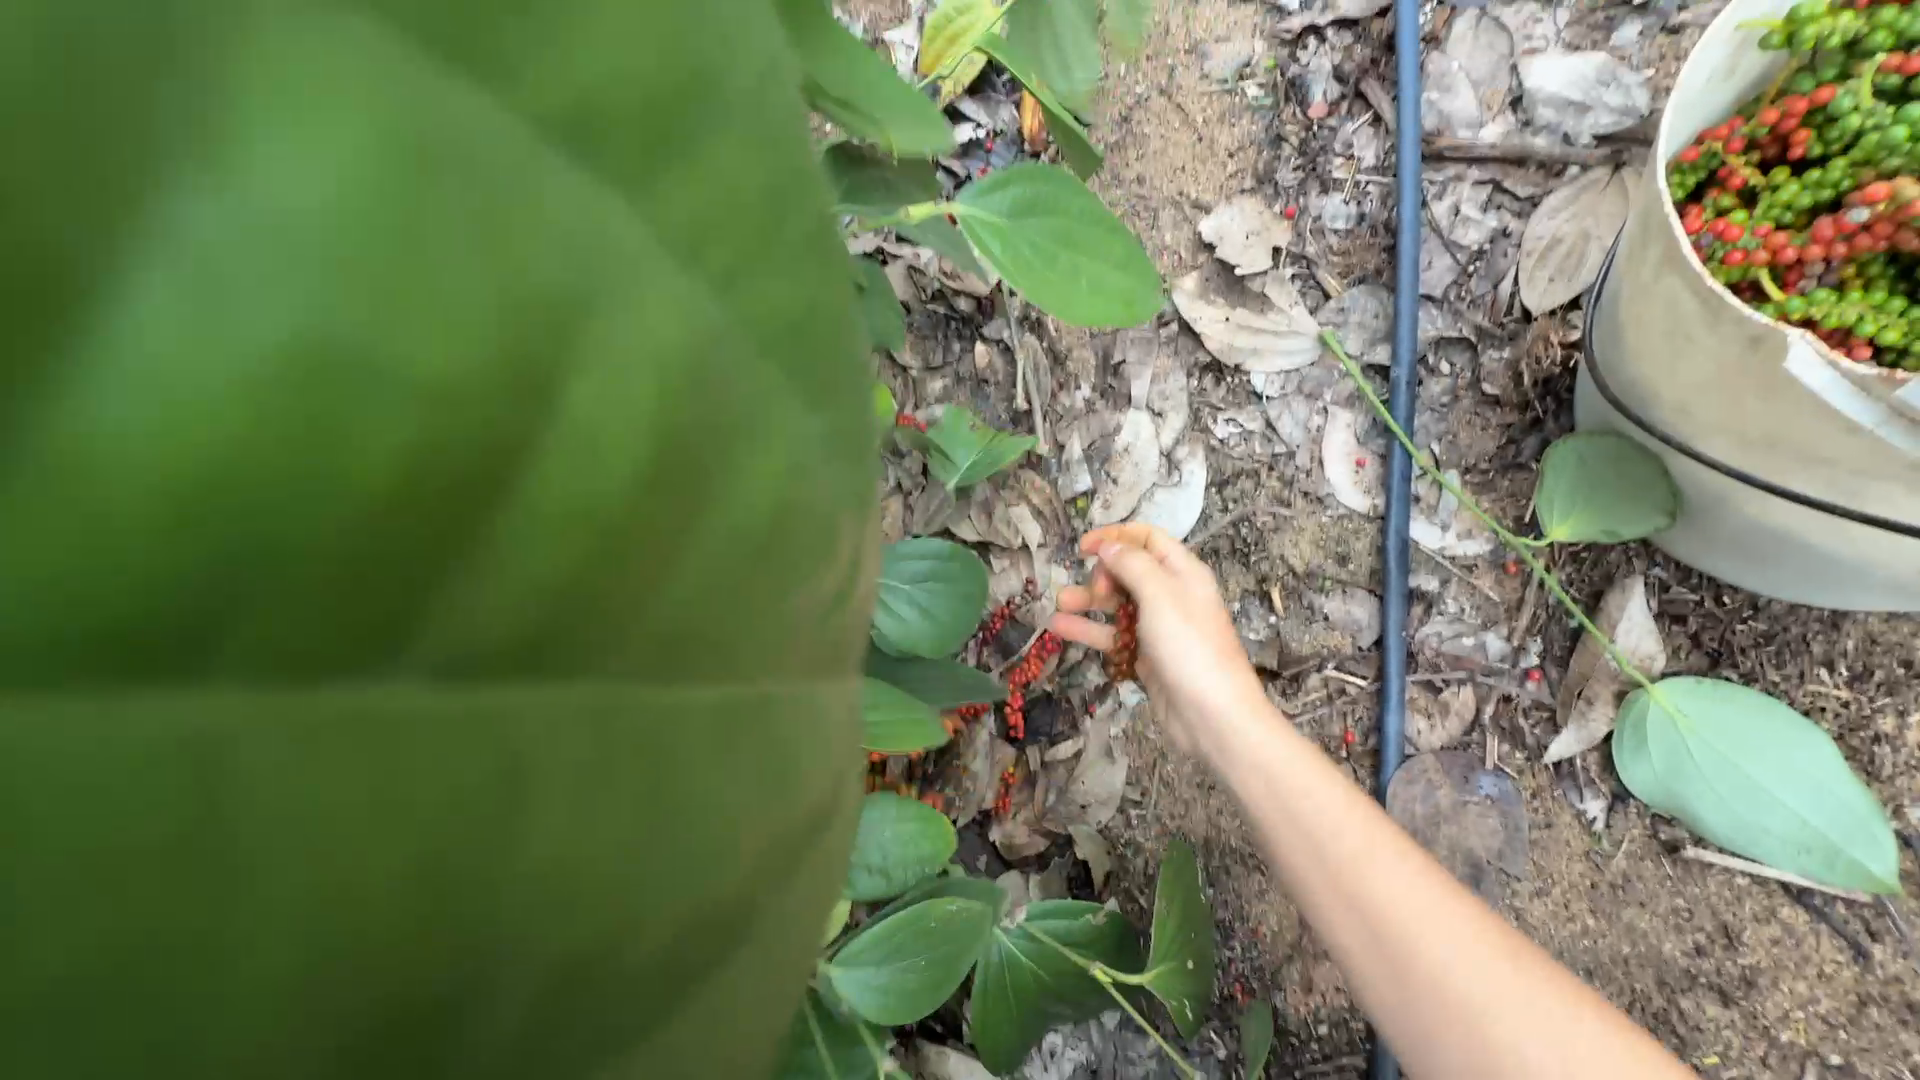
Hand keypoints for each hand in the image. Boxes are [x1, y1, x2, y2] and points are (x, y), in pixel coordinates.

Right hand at [1049, 524, 1267, 753]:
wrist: (1211, 715)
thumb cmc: (1189, 646)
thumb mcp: (1160, 595)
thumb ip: (1132, 564)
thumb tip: (1109, 545)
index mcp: (1182, 572)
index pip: (1147, 538)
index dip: (1116, 537)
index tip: (1083, 547)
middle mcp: (1171, 596)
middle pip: (1128, 571)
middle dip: (1101, 574)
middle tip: (1093, 592)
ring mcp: (1157, 628)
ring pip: (1116, 605)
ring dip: (1087, 602)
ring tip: (1059, 604)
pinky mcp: (1145, 657)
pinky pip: (1113, 636)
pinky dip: (1088, 631)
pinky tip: (1060, 628)